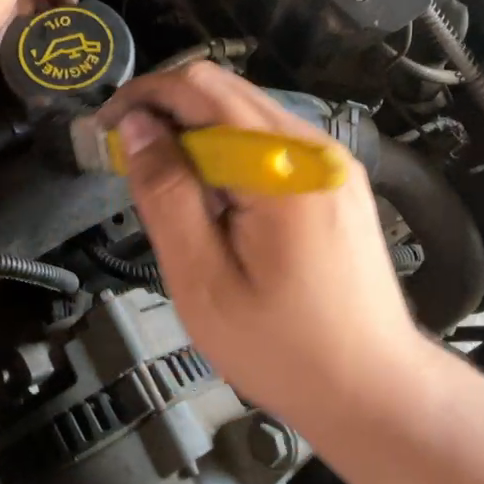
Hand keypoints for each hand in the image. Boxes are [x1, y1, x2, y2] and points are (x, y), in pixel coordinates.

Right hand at [92, 63, 424, 431]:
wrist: (377, 393)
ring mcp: (331, 159)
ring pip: (244, 110)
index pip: (201, 89)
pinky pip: (268, 138)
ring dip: (195, 130)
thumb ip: (167, 194)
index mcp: (283, 167)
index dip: (143, 96)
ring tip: (169, 184)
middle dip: (165, 109)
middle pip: (223, 90)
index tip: (106, 130)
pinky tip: (214, 197)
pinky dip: (227, 149)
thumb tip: (137, 125)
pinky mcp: (334, 177)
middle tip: (129, 158)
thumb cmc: (283, 349)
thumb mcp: (203, 280)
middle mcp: (313, 146)